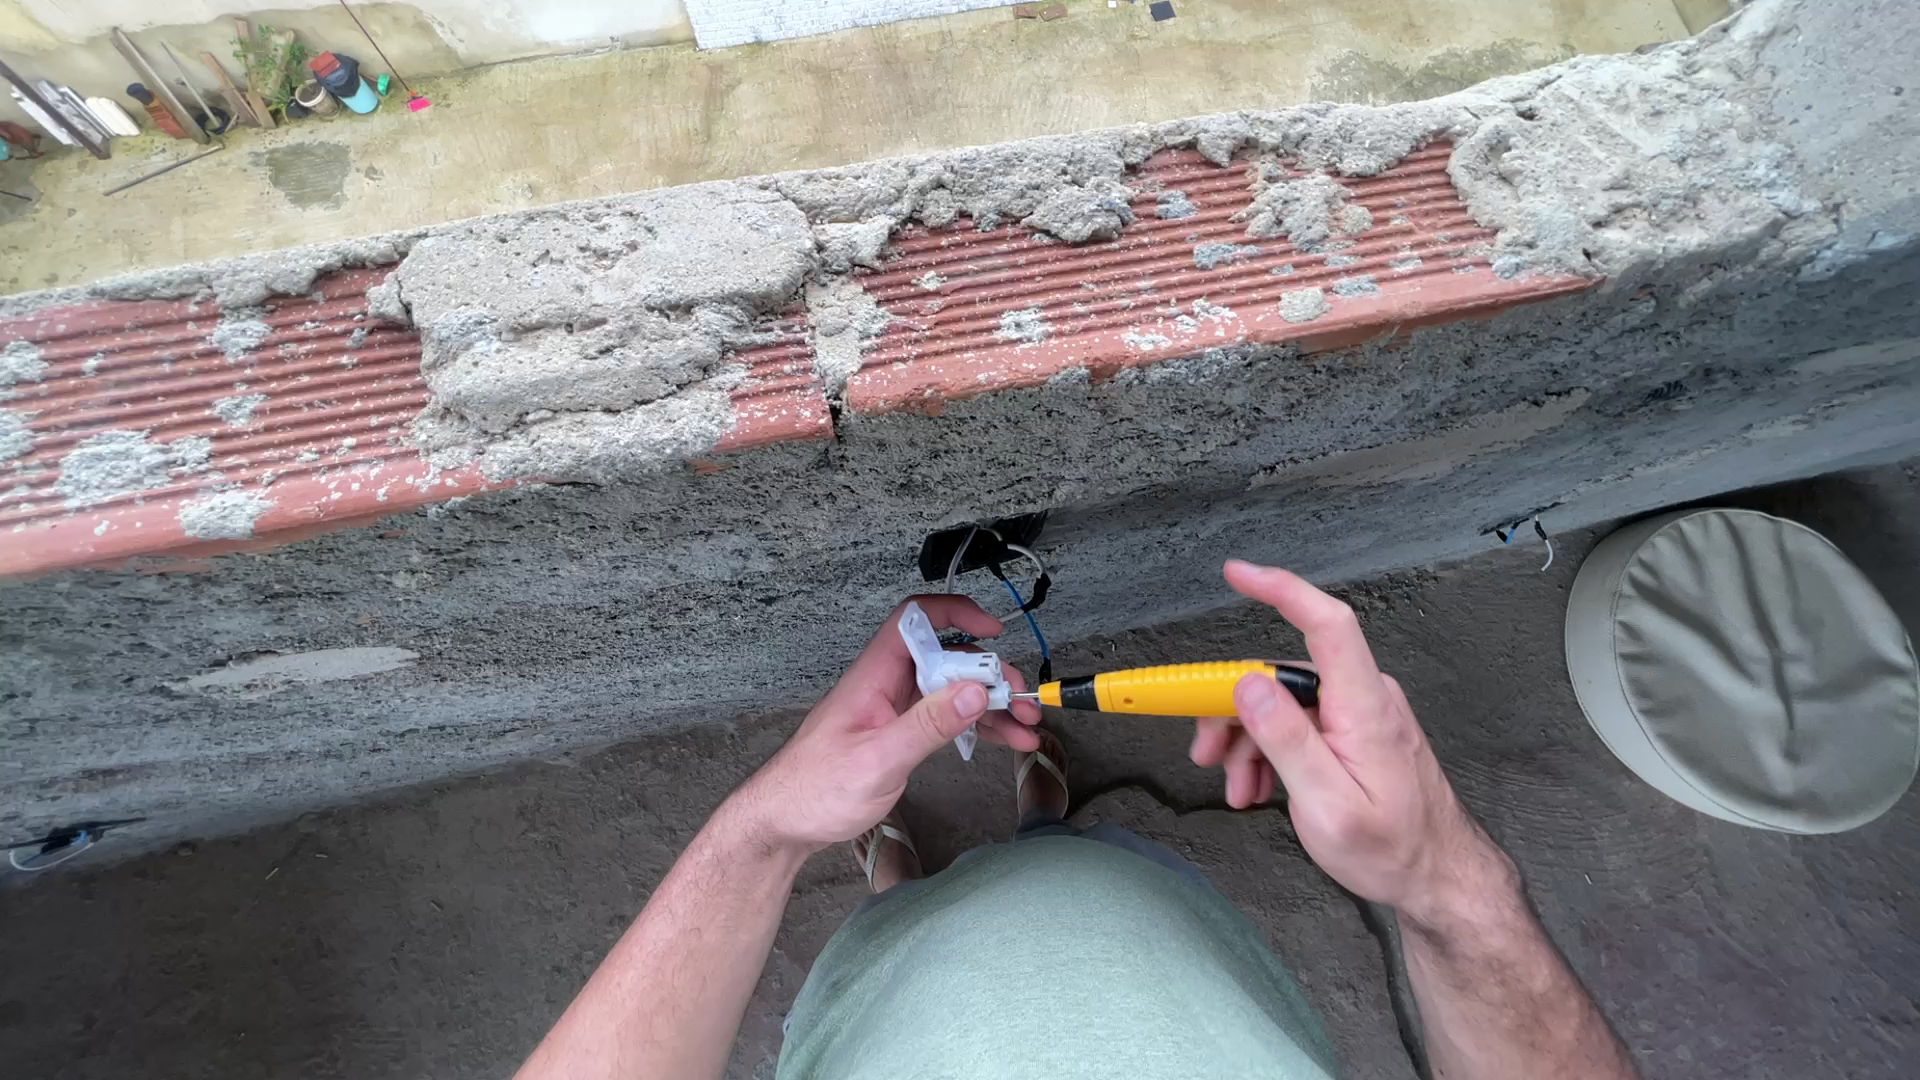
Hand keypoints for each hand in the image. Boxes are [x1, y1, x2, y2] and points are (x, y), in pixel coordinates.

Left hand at [732, 595, 1042, 853]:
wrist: (785, 823)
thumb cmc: (815, 789)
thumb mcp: (877, 760)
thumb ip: (927, 725)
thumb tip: (974, 691)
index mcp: (874, 675)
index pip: (915, 620)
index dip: (954, 614)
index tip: (992, 630)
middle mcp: (887, 684)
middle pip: (946, 658)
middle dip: (989, 673)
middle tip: (1020, 698)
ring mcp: (896, 708)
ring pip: (953, 689)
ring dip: (991, 703)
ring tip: (1026, 724)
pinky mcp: (902, 732)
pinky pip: (948, 717)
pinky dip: (978, 725)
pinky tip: (1005, 739)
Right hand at [1190, 560, 1512, 920]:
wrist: (1438, 880)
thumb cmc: (1393, 851)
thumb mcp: (1328, 806)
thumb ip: (1286, 740)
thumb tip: (1247, 683)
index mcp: (1363, 706)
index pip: (1327, 624)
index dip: (1281, 590)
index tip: (1238, 574)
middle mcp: (1361, 696)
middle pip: (1277, 675)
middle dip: (1231, 710)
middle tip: (1206, 751)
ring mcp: (1355, 710)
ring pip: (1277, 701)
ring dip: (1246, 741)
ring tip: (1238, 785)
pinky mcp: (1349, 726)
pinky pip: (1293, 720)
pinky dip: (1266, 749)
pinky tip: (1257, 784)